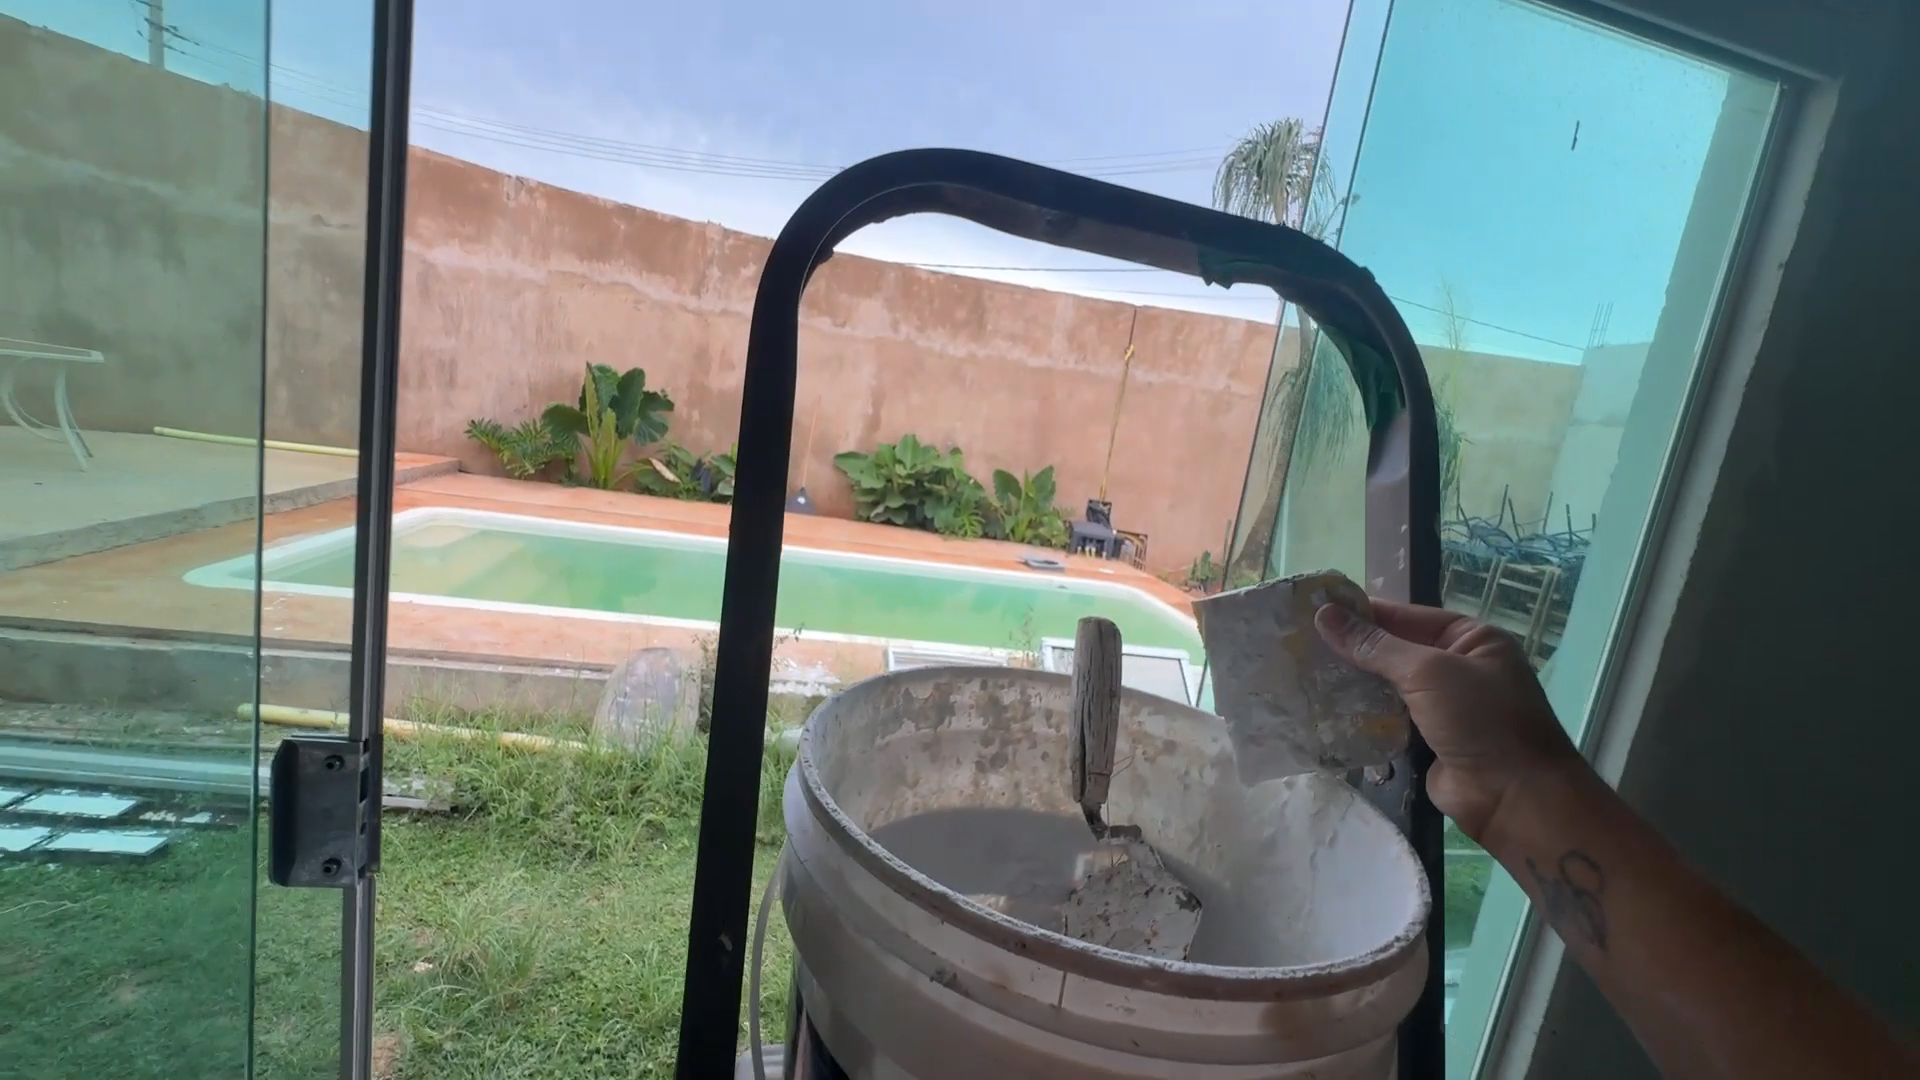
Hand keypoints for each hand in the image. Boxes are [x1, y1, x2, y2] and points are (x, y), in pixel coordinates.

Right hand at [1313, 598, 1588, 841]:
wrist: (1515, 800)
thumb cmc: (1482, 722)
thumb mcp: (1427, 671)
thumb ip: (1372, 645)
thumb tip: (1322, 614)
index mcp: (1470, 639)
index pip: (1404, 615)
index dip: (1359, 613)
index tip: (1311, 610)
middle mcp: (1456, 667)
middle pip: (1391, 649)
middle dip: (1349, 649)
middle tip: (1297, 642)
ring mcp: (1441, 704)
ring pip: (1384, 684)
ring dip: (1350, 681)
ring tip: (1300, 671)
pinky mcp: (1424, 736)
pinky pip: (1384, 715)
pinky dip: (1358, 712)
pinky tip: (1321, 705)